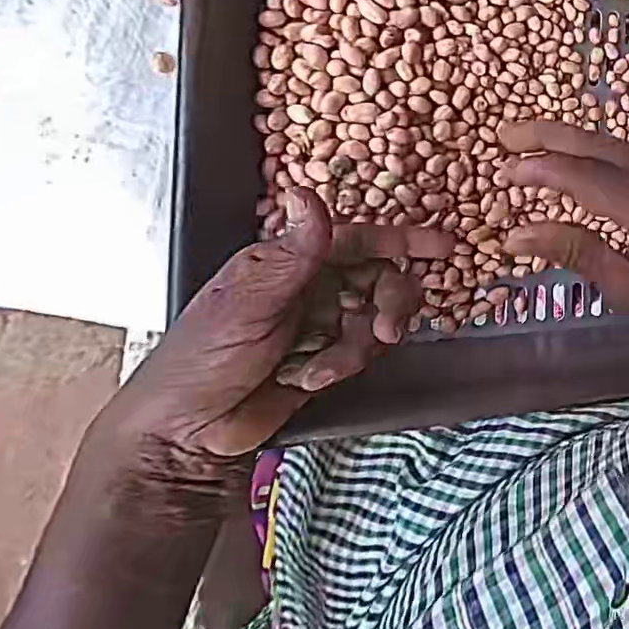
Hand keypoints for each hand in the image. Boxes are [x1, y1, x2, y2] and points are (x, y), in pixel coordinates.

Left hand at [92, 188, 453, 475]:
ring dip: (360, 344)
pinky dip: (345, 365)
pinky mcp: (326, 356)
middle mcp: (312, 284)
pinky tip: (311, 378)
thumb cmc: (201, 360)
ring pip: (376, 317)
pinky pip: (361, 351)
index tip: (444, 246)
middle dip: (391, 304)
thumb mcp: (249, 304)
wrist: (183, 436)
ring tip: (327, 367)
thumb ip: (292, 253)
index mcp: (292, 260)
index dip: (405, 240)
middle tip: (391, 330)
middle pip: (380, 279)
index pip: (360, 239)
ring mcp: (321, 322)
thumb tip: (305, 192)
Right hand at [498, 121, 628, 341]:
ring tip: (529, 140)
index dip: (545, 170)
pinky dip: (595, 155)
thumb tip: (516, 235)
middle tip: (508, 134)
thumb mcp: (626, 289)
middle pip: (604, 146)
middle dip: (552, 136)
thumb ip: (575, 252)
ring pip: (617, 147)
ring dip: (572, 141)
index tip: (505, 169)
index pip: (591, 178)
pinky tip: (570, 157)